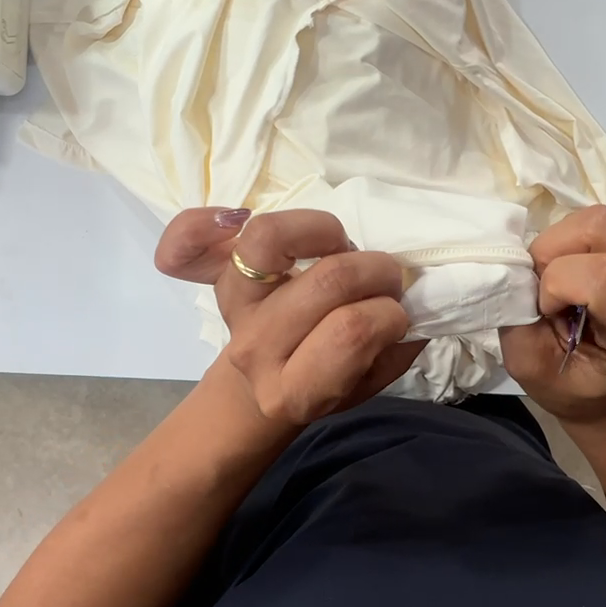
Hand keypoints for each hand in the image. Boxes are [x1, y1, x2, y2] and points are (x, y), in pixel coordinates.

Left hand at [155, 207, 426, 426]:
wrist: (261, 389)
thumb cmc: (327, 383)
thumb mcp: (370, 384)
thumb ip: (394, 347)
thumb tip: (414, 294)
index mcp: (295, 389)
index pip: (352, 331)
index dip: (389, 314)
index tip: (396, 316)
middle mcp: (256, 349)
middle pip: (328, 281)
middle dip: (376, 271)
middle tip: (386, 279)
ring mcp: (233, 309)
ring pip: (270, 238)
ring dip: (324, 232)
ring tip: (340, 247)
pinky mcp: (217, 279)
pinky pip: (190, 243)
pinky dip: (202, 224)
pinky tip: (235, 216)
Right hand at [498, 206, 605, 426]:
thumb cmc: (568, 384)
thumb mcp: (528, 366)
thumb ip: (516, 318)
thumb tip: (518, 268)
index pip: (605, 275)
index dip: (557, 283)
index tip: (547, 312)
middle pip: (601, 229)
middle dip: (553, 251)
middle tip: (547, 288)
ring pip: (601, 220)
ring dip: (564, 245)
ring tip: (565, 283)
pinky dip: (579, 244)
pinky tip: (583, 276)